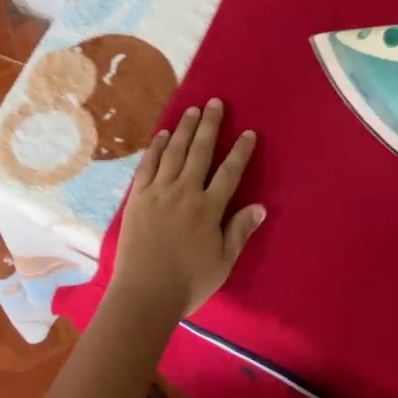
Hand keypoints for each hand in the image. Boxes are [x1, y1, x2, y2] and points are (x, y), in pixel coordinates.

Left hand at [113, 99, 264, 317]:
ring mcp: (159, 191)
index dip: (240, 151)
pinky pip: (148, 165)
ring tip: (193, 110)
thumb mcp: (223, 262)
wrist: (144, 295)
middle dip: (210, 125)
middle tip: (215, 102)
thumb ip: (240, 231)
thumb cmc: (188, 283)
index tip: (249, 132)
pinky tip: (162, 134)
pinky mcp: (138, 197)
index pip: (229, 172)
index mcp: (208, 209)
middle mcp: (185, 192)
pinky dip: (156, 147)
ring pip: (174, 152)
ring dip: (185, 129)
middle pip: (200, 151)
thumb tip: (260, 206)